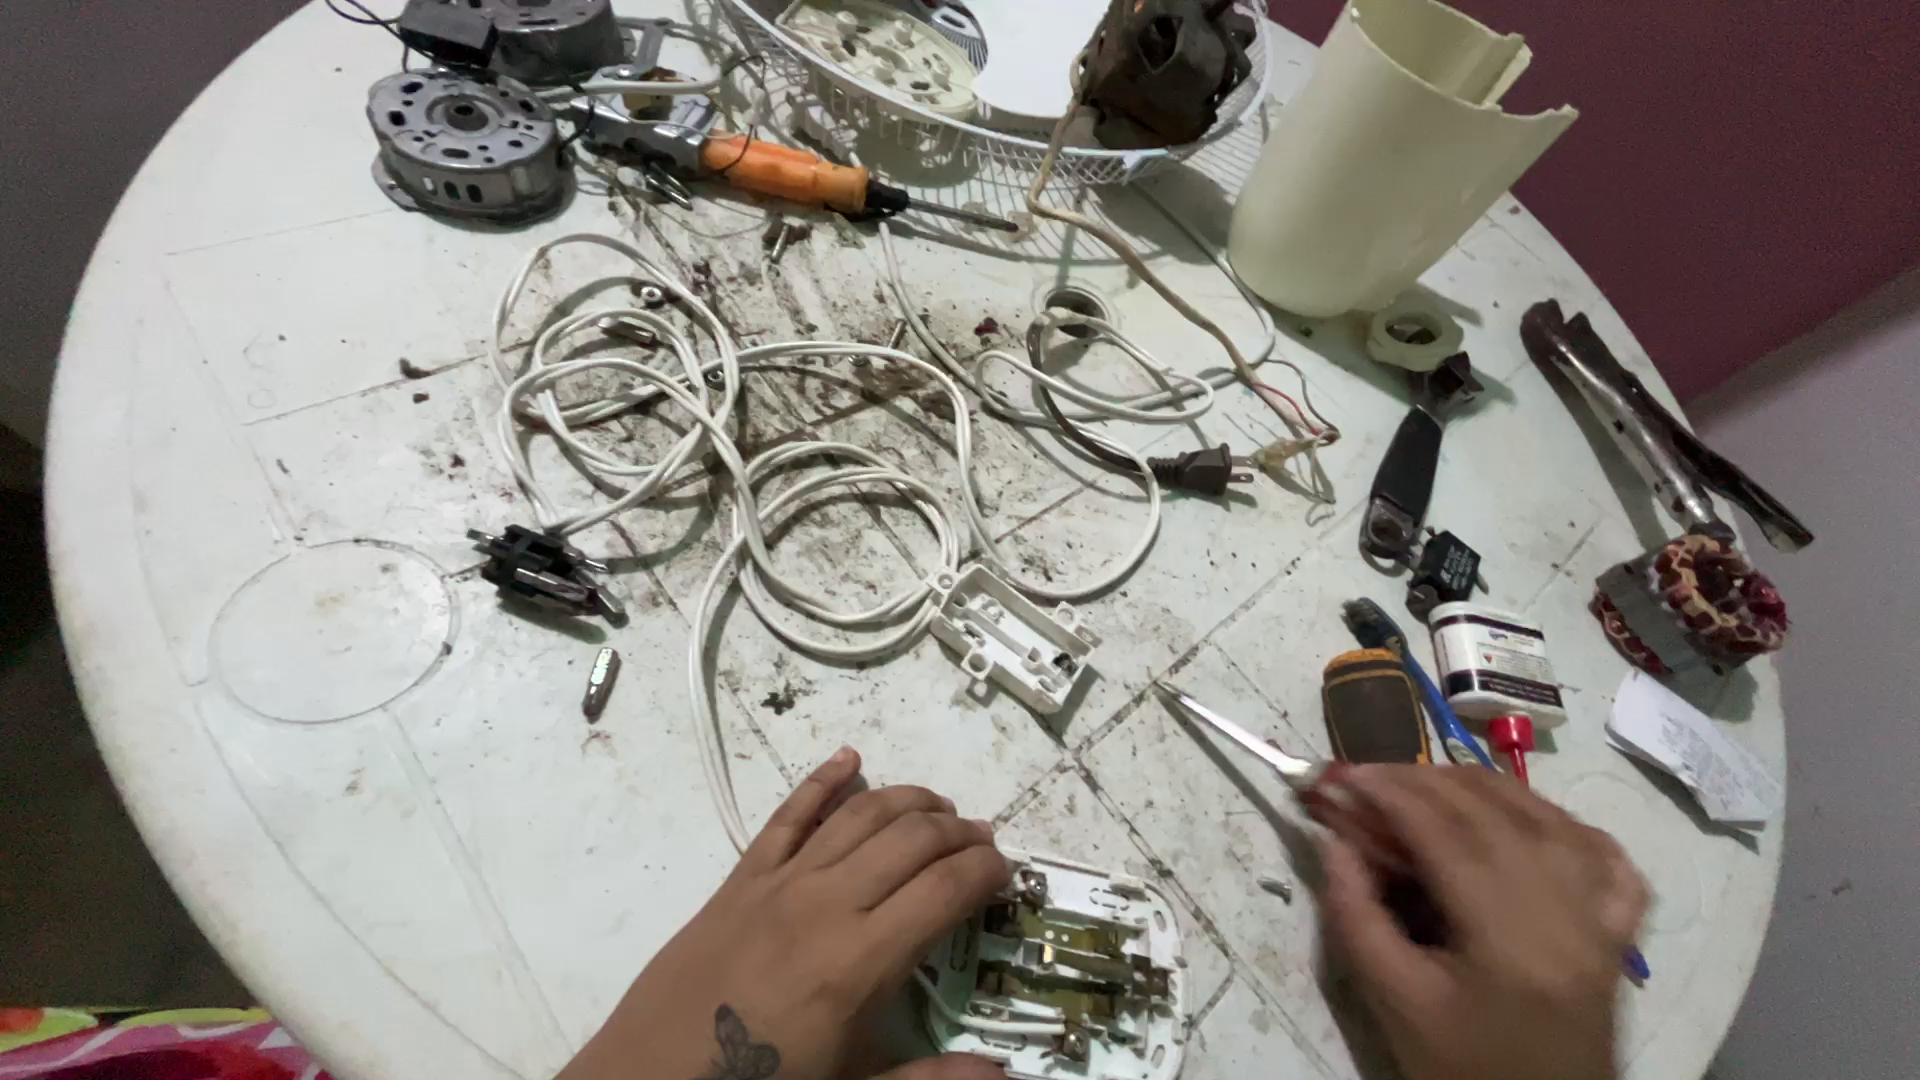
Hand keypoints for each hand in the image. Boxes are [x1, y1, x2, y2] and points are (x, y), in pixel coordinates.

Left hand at [558, 747, 1011, 1079]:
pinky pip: (789, 813)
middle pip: (912, 838)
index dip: (986, 871)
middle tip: (982, 840)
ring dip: (910, 799)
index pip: (946, 889)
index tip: (1006, 871)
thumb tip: (1005, 1075)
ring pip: (861, 813)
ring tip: (940, 805)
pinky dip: (823, 779)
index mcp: (860, 960)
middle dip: (959, 831)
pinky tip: (849, 757)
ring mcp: (782, 879)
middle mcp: (829, 901)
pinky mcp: (744, 874)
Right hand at [1313, 765, 1648, 1079]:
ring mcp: (1603, 927)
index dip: (1390, 796)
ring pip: (1550, 822)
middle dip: (1422, 781)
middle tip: (1368, 774)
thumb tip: (1332, 838)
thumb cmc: (1458, 1069)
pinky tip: (1522, 815)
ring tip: (1425, 782)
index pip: (1448, 839)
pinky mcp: (1617, 938)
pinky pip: (1607, 859)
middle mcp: (1570, 922)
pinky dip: (1561, 822)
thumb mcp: (1389, 997)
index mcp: (1512, 945)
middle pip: (1497, 818)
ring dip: (1483, 787)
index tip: (1341, 774)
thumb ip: (1353, 912)